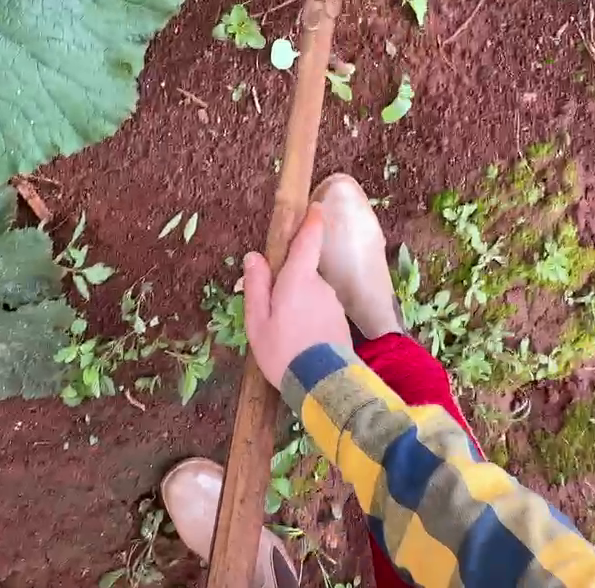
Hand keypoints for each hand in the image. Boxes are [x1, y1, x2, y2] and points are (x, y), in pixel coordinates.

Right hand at [242, 205, 352, 389]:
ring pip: (311, 295)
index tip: (314, 208)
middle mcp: (320, 285)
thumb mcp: (258, 321)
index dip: (312, 222)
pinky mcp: (340, 321)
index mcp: (298, 279)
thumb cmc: (283, 352)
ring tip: (284, 338)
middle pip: (303, 273)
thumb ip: (256, 286)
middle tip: (271, 316)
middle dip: (289, 286)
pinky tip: (300, 345)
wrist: (323, 386)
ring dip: (299, 307)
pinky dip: (310, 321)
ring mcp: (332, 303)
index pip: (309, 240)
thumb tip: (254, 257)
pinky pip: (320, 312)